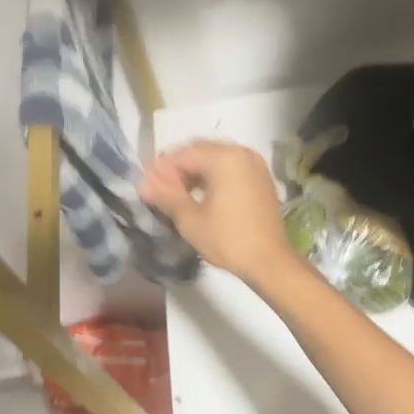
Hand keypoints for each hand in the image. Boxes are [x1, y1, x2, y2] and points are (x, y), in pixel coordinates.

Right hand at [140, 141, 303, 286]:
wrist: (269, 261)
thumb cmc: (228, 240)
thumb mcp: (191, 220)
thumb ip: (166, 196)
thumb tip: (144, 184)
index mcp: (224, 158)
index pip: (184, 154)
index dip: (161, 168)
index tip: (146, 183)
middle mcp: (242, 153)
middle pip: (201, 152)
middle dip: (179, 168)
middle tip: (160, 188)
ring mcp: (256, 165)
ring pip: (217, 160)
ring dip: (196, 173)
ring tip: (179, 194)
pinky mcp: (262, 179)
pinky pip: (232, 169)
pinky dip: (215, 178)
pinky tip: (203, 196)